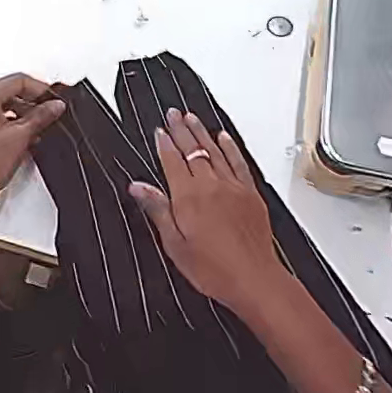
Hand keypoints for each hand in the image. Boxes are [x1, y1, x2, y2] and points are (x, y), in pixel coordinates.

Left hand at [0, 73, 65, 196]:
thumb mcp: (20, 136)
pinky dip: (16, 119)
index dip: (41, 89)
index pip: (18, 80)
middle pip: (12, 89)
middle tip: (51, 110)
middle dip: (34, 100)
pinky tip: (28, 132)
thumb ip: (41, 116)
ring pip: (8, 101)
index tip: (54, 100)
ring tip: (41, 123)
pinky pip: (1, 112)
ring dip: (26, 110)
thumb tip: (55, 105)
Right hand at [128, 109, 289, 317]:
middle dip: (181, 130)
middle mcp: (212, 186)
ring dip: (202, 133)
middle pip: (193, 150)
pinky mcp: (250, 194)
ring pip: (215, 151)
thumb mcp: (175, 244)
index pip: (172, 161)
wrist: (253, 278)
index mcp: (189, 197)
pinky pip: (238, 162)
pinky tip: (224, 138)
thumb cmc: (214, 269)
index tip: (159, 131)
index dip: (165, 143)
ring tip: (192, 118)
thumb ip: (158, 210)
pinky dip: (230, 147)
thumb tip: (138, 187)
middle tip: (173, 114)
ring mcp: (233, 187)